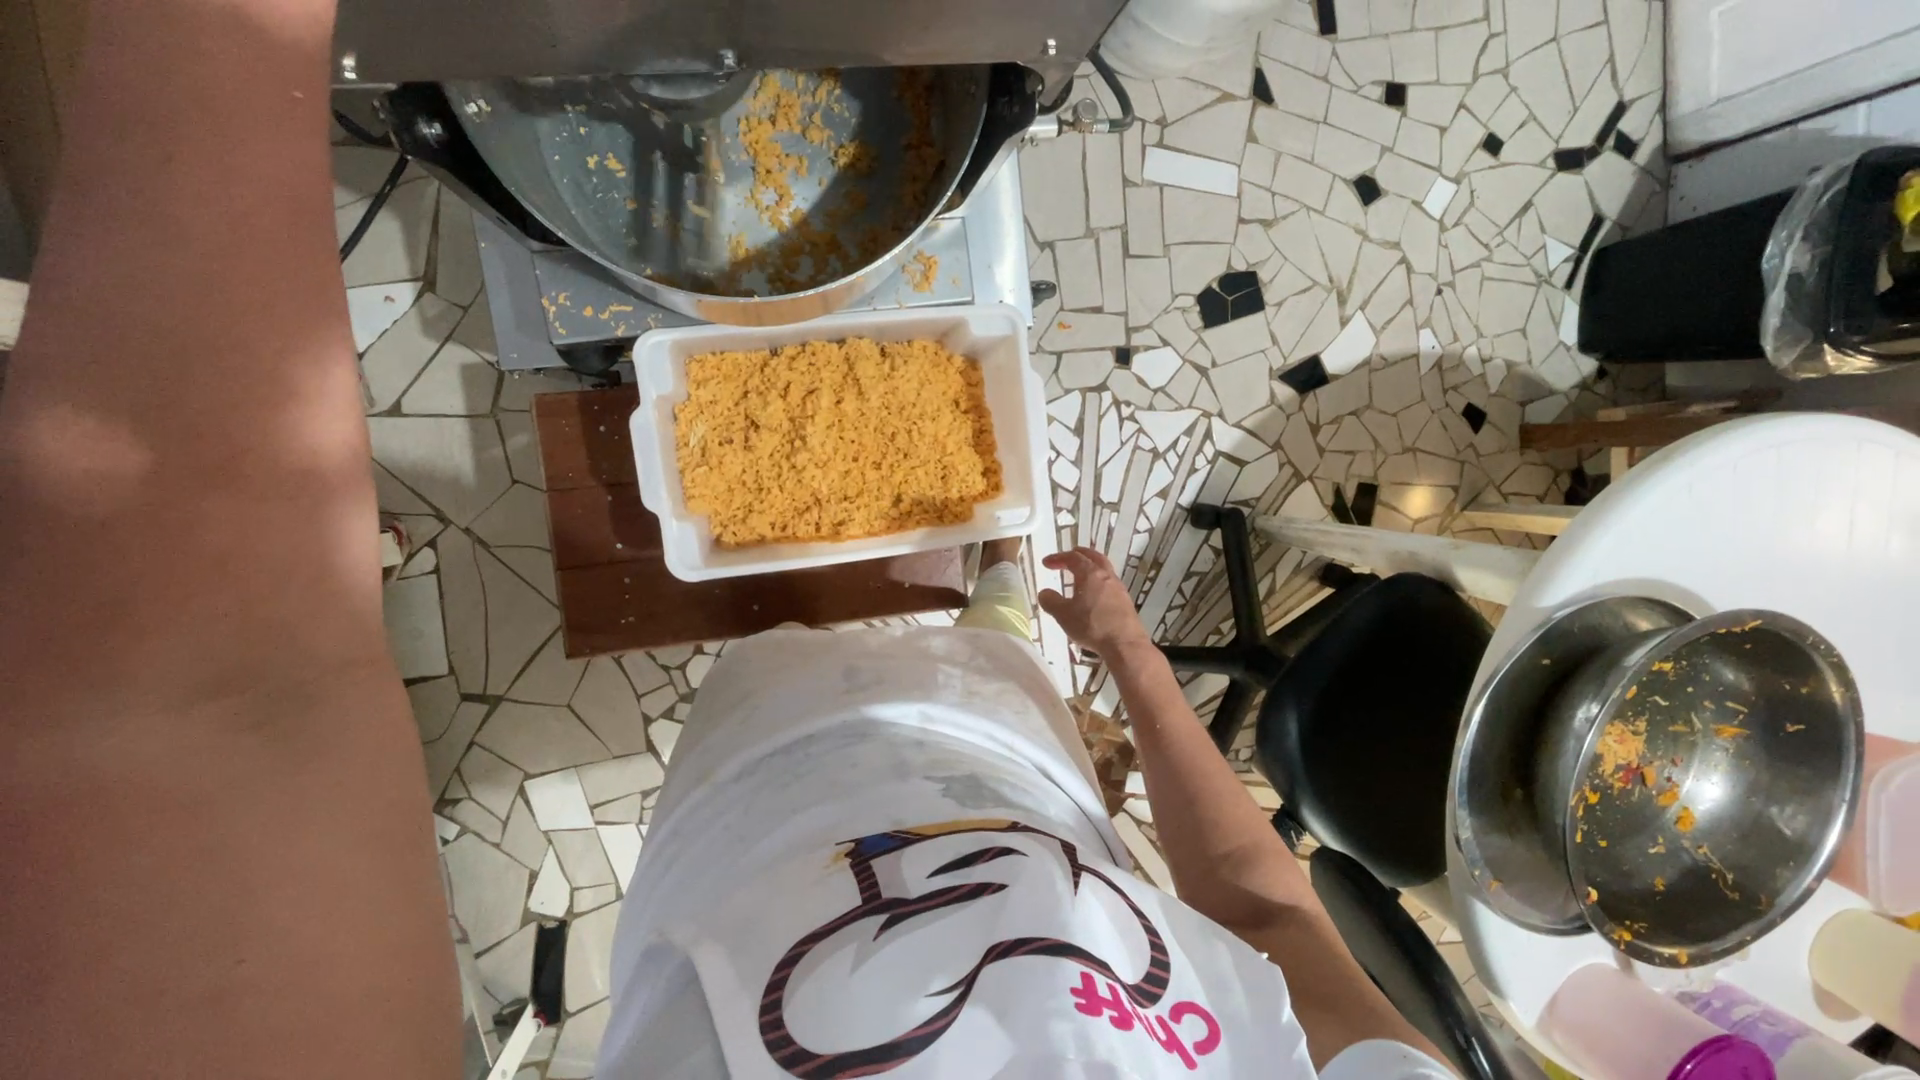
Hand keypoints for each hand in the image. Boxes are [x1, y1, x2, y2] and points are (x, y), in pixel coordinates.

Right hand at [1038, 546, 1150, 657]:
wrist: (1125, 644)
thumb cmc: (1092, 626)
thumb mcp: (1064, 615)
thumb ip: (1051, 602)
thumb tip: (1044, 593)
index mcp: (1091, 574)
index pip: (1073, 558)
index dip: (1058, 558)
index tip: (1046, 563)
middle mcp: (1107, 576)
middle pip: (1094, 557)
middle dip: (1079, 555)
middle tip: (1068, 557)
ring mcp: (1119, 589)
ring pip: (1104, 570)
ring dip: (1091, 568)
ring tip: (1080, 577)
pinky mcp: (1125, 602)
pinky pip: (1109, 584)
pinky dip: (1098, 582)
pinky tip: (1093, 596)